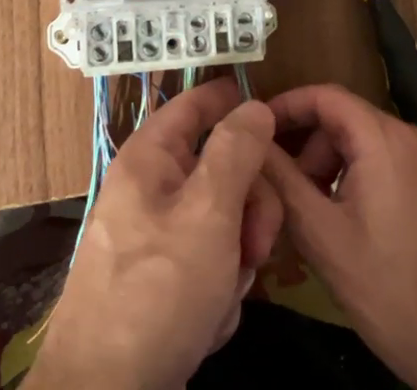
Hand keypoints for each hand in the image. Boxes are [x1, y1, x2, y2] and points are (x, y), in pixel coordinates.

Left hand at [29, 79, 281, 389]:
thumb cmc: (158, 291)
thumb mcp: (208, 213)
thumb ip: (235, 154)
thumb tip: (254, 105)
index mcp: (149, 162)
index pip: (191, 107)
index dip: (228, 99)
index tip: (267, 107)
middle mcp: (148, 193)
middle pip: (218, 171)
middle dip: (248, 207)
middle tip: (257, 242)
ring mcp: (153, 241)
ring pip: (221, 223)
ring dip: (235, 256)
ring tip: (224, 292)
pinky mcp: (160, 284)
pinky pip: (207, 266)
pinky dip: (217, 289)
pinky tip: (208, 318)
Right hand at [261, 84, 416, 389]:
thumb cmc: (389, 290)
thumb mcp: (321, 235)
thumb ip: (282, 180)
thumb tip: (253, 141)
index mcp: (385, 142)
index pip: (327, 96)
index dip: (288, 106)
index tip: (258, 131)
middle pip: (351, 120)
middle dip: (313, 147)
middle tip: (290, 192)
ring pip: (376, 144)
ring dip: (340, 166)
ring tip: (322, 215)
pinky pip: (402, 164)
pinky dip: (371, 178)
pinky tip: (362, 225)